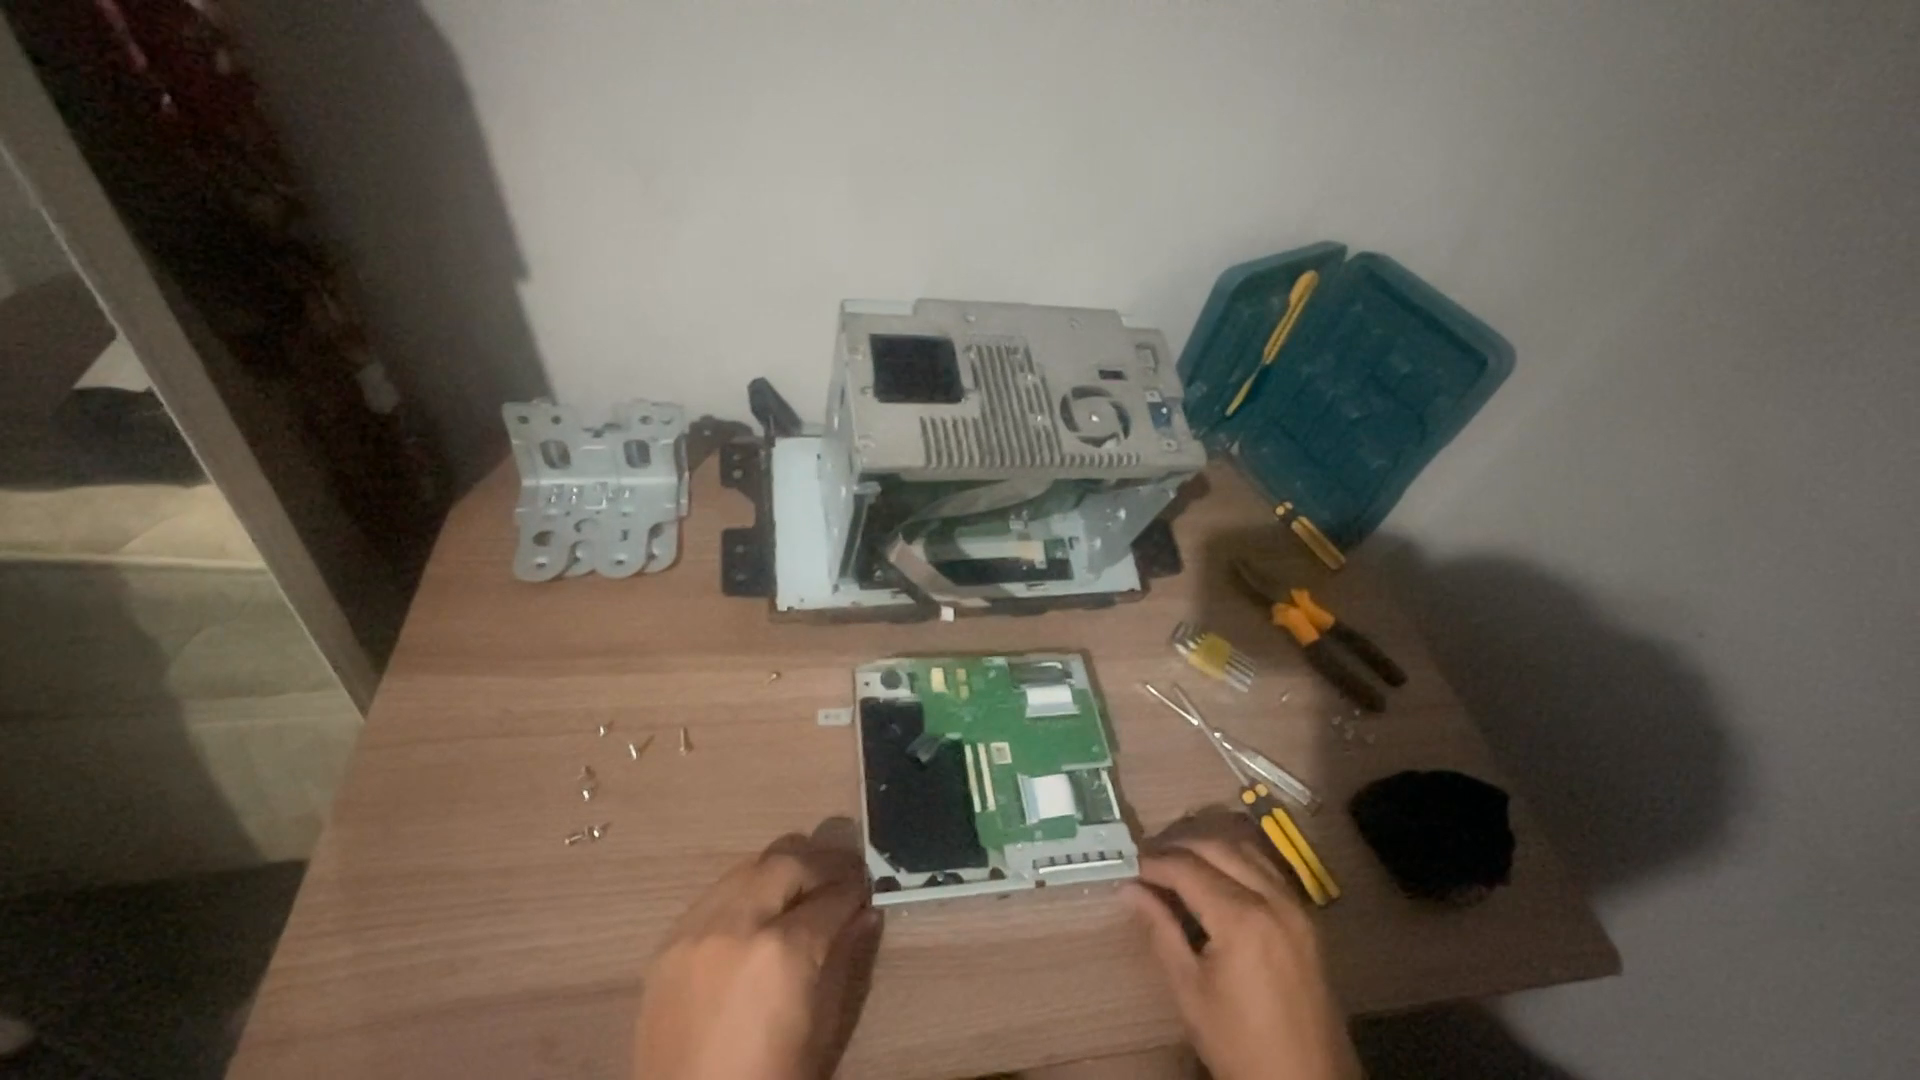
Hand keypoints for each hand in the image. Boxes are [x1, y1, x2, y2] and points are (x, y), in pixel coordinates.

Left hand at [634, 835, 880, 1079]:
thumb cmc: (772, 1079)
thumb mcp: (822, 1030)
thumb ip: (845, 961)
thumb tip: (865, 914)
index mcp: (781, 954)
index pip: (831, 899)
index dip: (855, 889)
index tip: (868, 886)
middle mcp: (736, 926)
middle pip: (786, 862)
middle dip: (822, 863)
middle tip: (844, 871)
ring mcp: (694, 930)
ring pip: (747, 868)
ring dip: (782, 869)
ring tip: (804, 883)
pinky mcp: (667, 943)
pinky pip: (714, 896)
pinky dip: (745, 890)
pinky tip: (760, 909)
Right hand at [1122, 833, 1361, 1079]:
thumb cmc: (1239, 1043)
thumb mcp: (1189, 990)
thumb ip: (1160, 930)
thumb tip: (1129, 889)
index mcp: (1242, 919)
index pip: (1187, 868)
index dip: (1153, 863)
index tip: (1127, 866)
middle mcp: (1273, 899)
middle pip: (1219, 846)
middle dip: (1179, 845)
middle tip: (1147, 859)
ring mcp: (1297, 906)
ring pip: (1248, 849)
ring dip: (1210, 846)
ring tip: (1177, 861)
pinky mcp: (1307, 919)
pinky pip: (1268, 869)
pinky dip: (1237, 860)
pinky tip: (1216, 876)